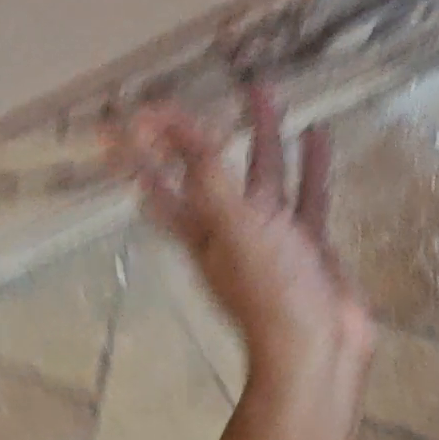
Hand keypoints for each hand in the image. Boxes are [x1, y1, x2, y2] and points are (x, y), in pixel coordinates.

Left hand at [107, 86, 374, 381]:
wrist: (319, 346)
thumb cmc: (271, 289)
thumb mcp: (233, 226)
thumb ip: (206, 172)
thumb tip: (163, 119)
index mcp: (202, 229)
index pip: (158, 184)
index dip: (139, 155)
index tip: (119, 122)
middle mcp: (233, 229)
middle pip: (211, 172)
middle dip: (203, 134)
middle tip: (199, 94)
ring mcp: (275, 236)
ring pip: (265, 176)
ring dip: (264, 137)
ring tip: (267, 94)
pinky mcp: (311, 242)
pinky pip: (309, 196)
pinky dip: (313, 167)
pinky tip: (319, 136)